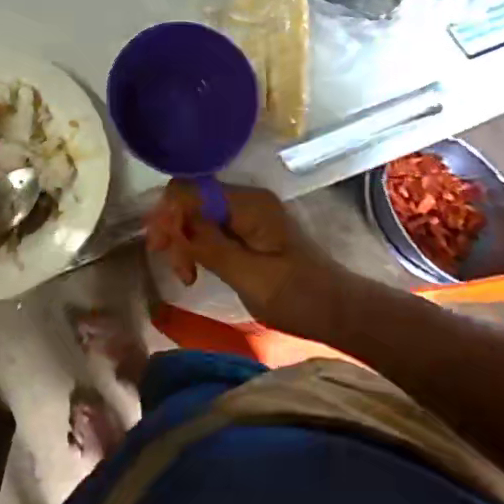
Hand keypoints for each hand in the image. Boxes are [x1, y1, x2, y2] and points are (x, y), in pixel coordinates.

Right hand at [144, 179, 343, 337]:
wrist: (342, 314)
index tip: (160, 248)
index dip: (167, 213)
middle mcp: (245, 199)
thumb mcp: (248, 275)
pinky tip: (196, 269)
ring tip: (187, 275)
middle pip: (190, 200)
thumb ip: (208, 244)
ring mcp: (246, 213)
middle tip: (176, 269)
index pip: (189, 190)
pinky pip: (209, 226)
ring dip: (184, 241)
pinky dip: (197, 246)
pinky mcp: (247, 228)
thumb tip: (170, 220)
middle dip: (174, 230)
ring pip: (196, 214)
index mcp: (248, 204)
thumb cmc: (298, 297)